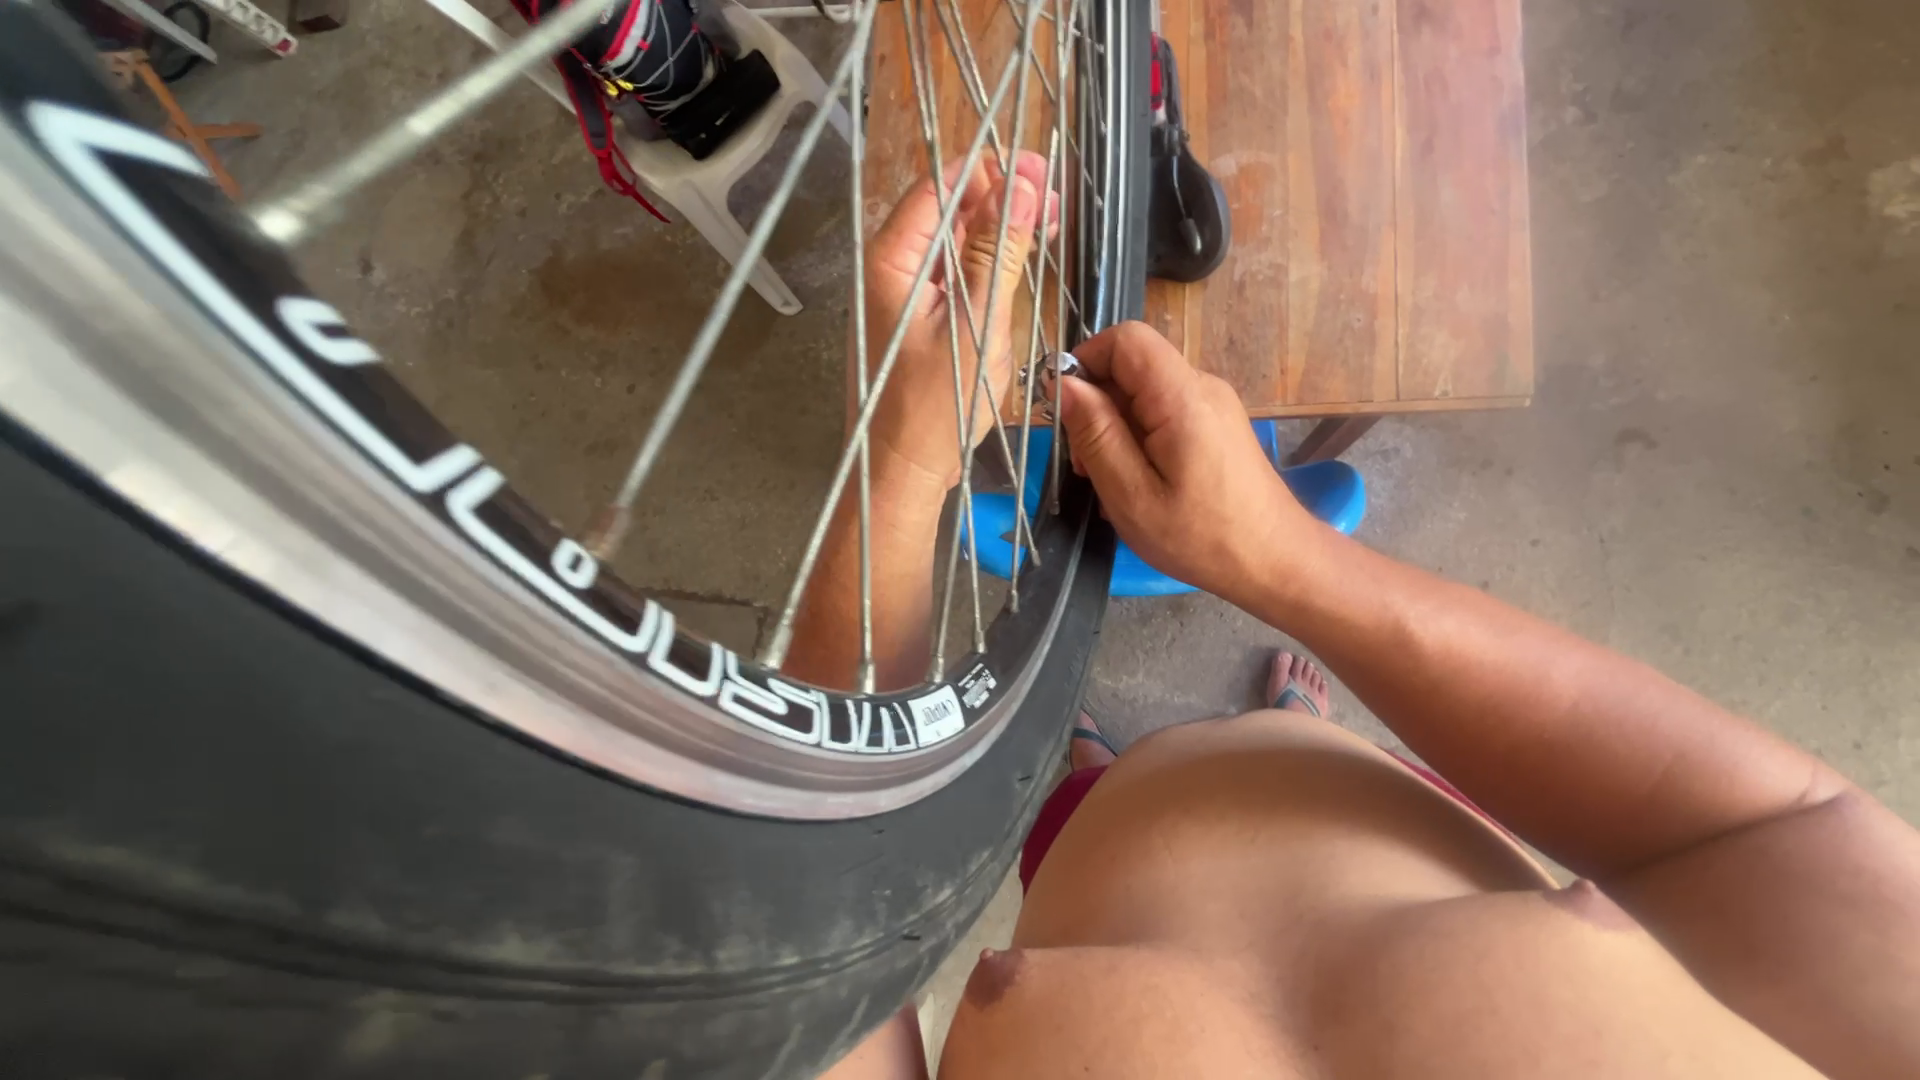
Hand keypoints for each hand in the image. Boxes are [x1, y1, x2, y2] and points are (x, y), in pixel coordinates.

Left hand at [856, 152, 1053, 490]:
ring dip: (996, 233)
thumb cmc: (935, 407)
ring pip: (952, 245)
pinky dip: (984, 267)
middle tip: (1053, 202)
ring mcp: (899, 297)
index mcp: (891, 261)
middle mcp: (888, 269)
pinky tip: (1016, 265)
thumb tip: (1023, 186)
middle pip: (946, 212)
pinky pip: (951, 279)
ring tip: (1046, 226)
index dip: (992, 170)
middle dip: (1000, 200)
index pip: (940, 187)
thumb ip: (998, 254)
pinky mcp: (914, 322)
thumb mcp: (976, 325)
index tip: (1041, 170)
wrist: (902, 470)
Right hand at [1056, 322, 1323, 603]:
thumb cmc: (1201, 536)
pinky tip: (1138, 482)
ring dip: (1114, 428)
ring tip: (1110, 481)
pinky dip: (1137, 439)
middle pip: (1132, 366)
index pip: (1125, 338)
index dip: (1086, 362)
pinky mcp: (1215, 424)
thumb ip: (1096, 434)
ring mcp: (1212, 404)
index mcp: (1181, 396)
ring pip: (1143, 392)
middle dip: (1096, 406)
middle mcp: (1201, 386)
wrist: (1274, 561)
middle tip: (1084, 465)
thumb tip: (1065, 385)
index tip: (1065, 411)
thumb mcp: (1132, 494)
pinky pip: (1162, 413)